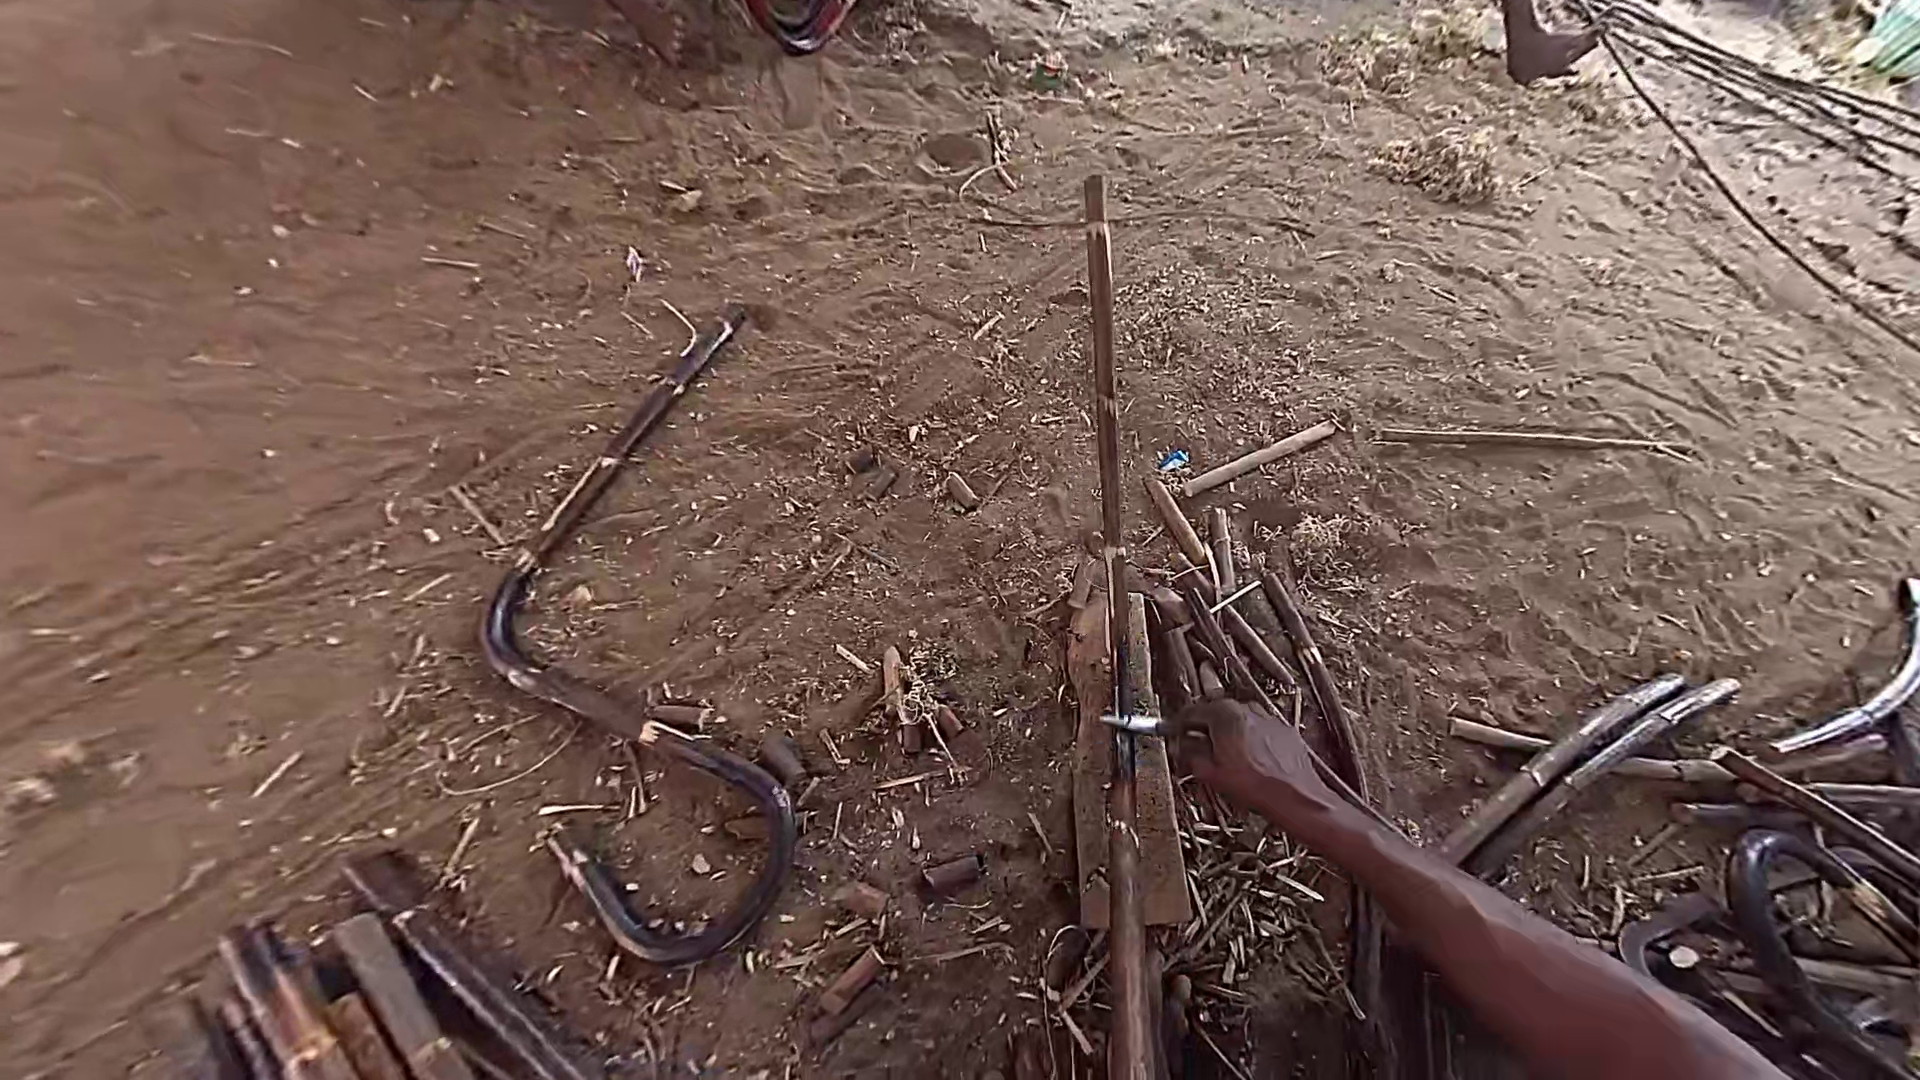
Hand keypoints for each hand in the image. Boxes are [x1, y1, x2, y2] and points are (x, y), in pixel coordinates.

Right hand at [1175, 699, 1341, 822]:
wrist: (1297, 799)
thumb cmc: (1256, 786)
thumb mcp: (1209, 772)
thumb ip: (1190, 752)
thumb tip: (1184, 745)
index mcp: (1223, 714)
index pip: (1190, 712)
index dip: (1178, 725)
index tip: (1174, 732)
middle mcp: (1245, 709)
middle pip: (1214, 713)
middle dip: (1203, 729)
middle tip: (1196, 747)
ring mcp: (1267, 718)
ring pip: (1237, 721)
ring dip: (1227, 734)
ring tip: (1224, 757)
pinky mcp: (1283, 730)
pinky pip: (1257, 729)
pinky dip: (1248, 739)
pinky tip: (1248, 760)